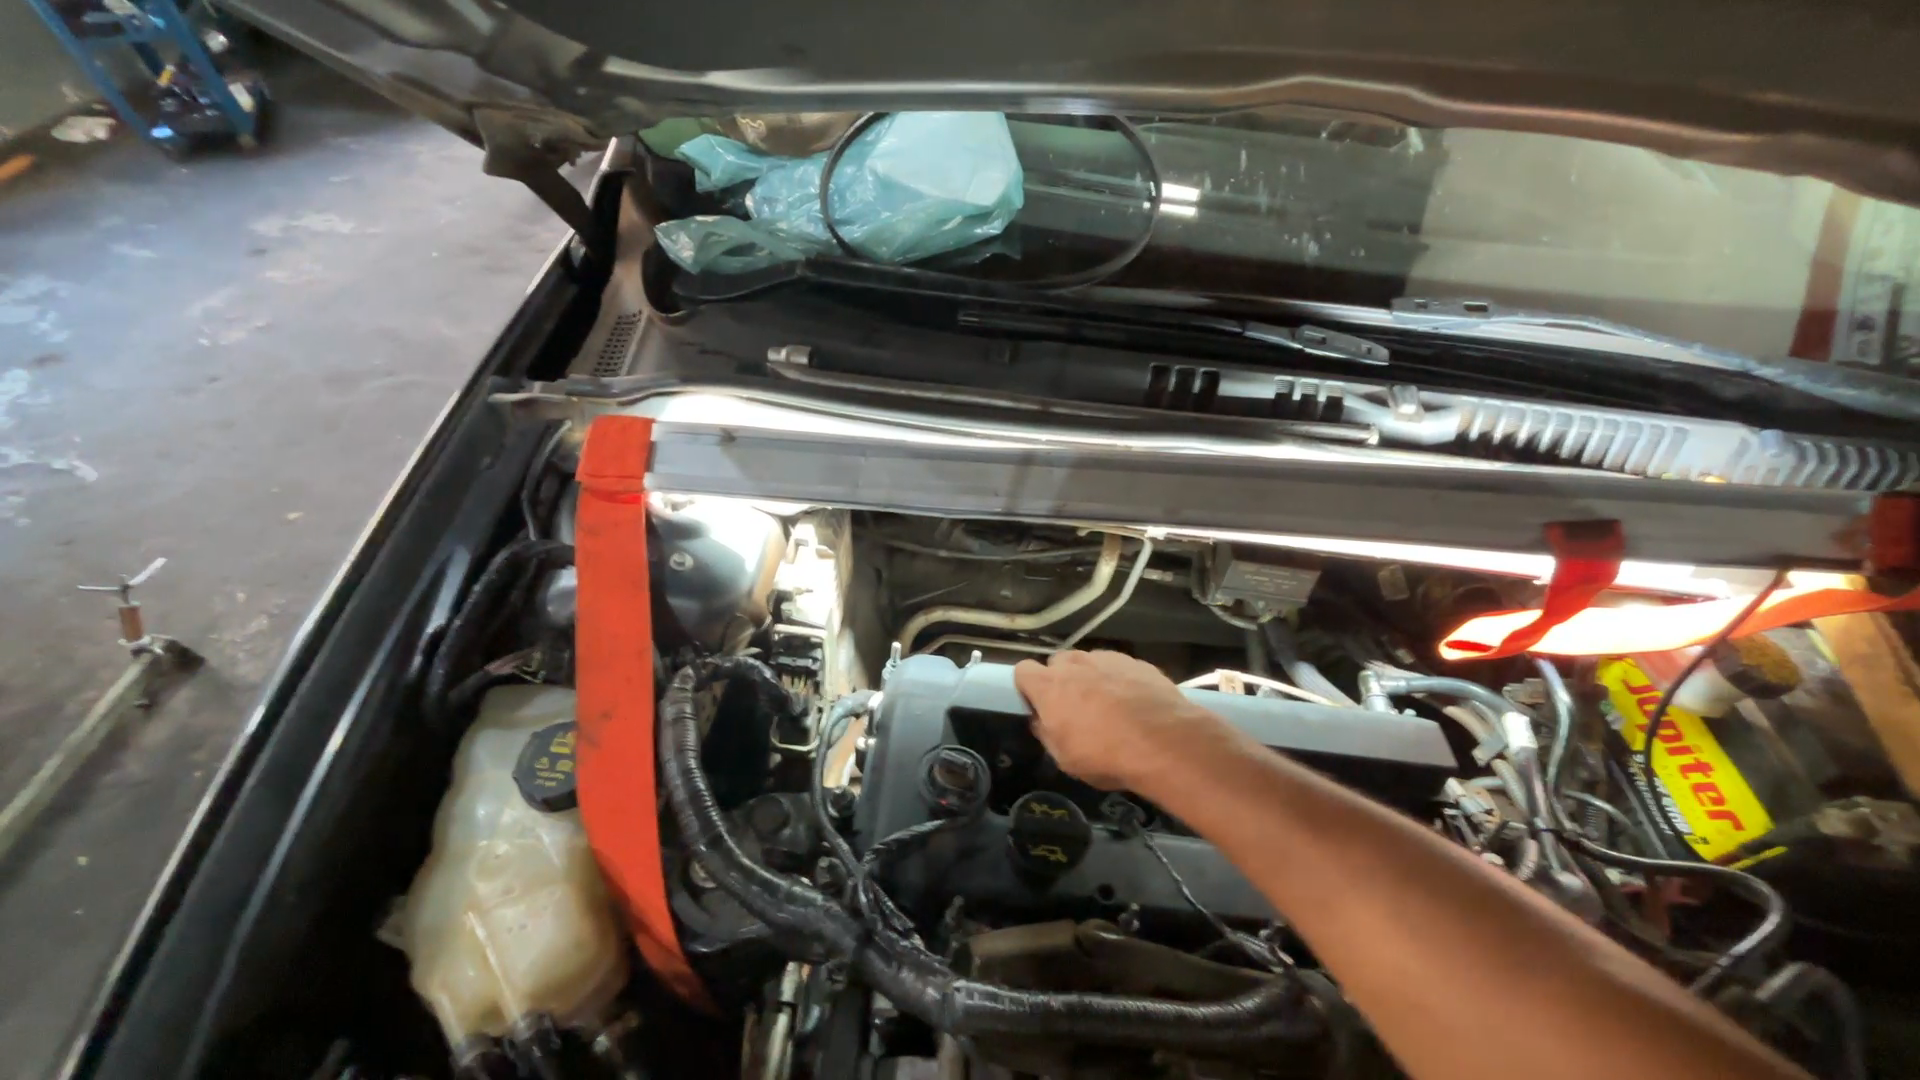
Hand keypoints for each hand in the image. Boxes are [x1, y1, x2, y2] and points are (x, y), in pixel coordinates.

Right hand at [1012, 650, 1228, 791]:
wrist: (1165, 742)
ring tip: (1109, 705)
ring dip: (1091, 677)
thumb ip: (1046, 733)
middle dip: (1062, 680)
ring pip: (1089, 662)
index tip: (1039, 705)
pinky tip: (1134, 702)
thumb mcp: (1065, 758)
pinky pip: (1117, 666)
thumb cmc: (1106, 755)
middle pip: (1058, 662)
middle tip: (1075, 707)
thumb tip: (1041, 721)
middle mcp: (1075, 663)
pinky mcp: (1136, 661)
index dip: (1029, 687)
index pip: (1023, 670)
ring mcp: (1107, 658)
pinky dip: (1119, 679)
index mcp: (1049, 686)